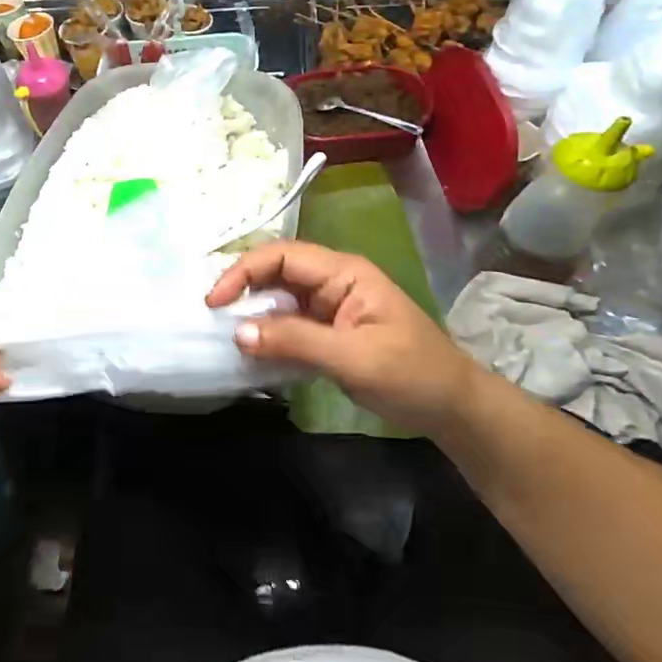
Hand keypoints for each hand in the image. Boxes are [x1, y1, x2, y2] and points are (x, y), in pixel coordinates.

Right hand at [207, 241, 480, 435]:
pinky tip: (250, 352)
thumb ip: (296, 342)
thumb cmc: (411, 373)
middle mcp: (334, 282)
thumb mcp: (354, 358)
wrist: (450, 405)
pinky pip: (290, 325)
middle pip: (278, 272)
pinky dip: (268, 335)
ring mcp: (332, 307)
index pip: (283, 256)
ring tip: (222, 335)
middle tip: (211, 319)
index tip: (215, 302)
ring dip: (253, 314)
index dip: (244, 271)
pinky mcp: (330, 333)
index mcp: (344, 273)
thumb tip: (238, 332)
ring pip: (280, 299)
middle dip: (244, 289)